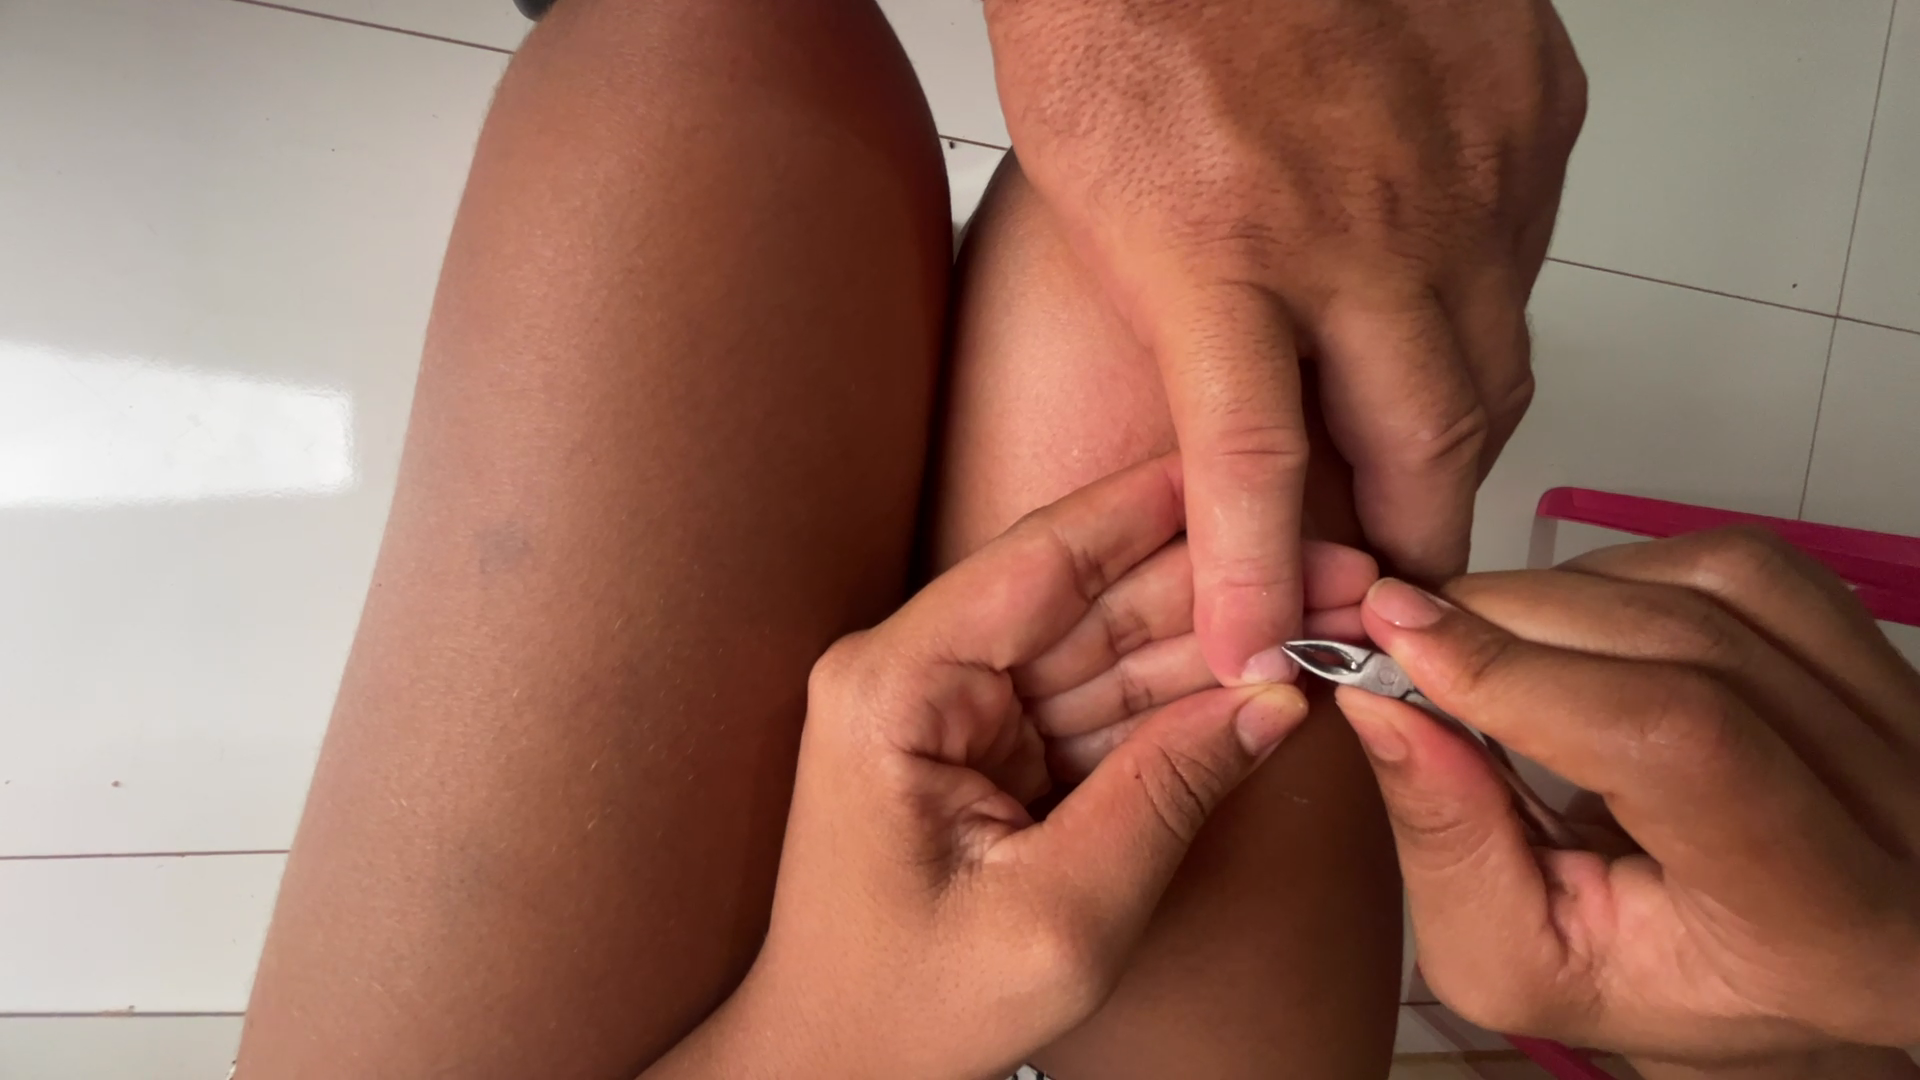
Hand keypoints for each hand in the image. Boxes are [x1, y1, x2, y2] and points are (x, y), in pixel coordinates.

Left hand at [646, 458, 1372, 1079]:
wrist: (841, 1055)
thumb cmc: (910, 1005)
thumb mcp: (1056, 919)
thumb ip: (1166, 794)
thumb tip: (1273, 700)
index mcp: (895, 686)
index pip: (1038, 561)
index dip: (1147, 508)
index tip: (1238, 464)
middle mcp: (917, 671)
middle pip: (1084, 596)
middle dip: (1209, 581)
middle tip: (1327, 563)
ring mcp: (956, 700)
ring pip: (1102, 642)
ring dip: (1209, 631)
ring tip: (1318, 612)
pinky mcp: (990, 735)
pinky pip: (1096, 696)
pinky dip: (1177, 690)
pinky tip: (1256, 672)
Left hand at [983, 0, 1585, 684]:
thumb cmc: (1114, 40)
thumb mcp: (1097, 222)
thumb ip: (1172, 335)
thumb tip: (1228, 436)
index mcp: (1216, 255)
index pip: (1253, 468)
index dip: (1260, 581)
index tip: (1260, 654)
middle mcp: (1356, 224)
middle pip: (1420, 442)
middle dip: (1408, 542)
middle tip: (1382, 595)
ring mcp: (1456, 164)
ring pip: (1486, 369)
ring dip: (1448, 453)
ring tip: (1408, 500)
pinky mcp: (1519, 110)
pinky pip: (1516, 270)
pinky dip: (1475, 337)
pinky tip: (1431, 352)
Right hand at [1335, 529, 1919, 1064]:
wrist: (1756, 971)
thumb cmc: (1629, 984)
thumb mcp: (1498, 956)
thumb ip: (1440, 836)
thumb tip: (1376, 699)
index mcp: (1822, 929)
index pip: (1675, 742)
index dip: (1514, 670)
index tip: (1393, 629)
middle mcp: (1914, 820)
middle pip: (1684, 642)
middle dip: (1503, 615)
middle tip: (1401, 627)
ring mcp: (1916, 730)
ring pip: (1716, 587)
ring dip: (1553, 589)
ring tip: (1479, 634)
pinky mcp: (1884, 668)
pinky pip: (1741, 568)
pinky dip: (1614, 570)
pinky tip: (1562, 624)